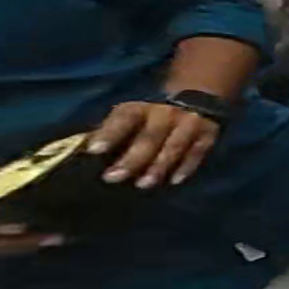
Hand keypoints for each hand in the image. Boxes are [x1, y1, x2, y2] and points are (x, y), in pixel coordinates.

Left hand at [85, 102, 220, 188]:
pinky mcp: (208, 134)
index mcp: (139, 109)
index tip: (93, 151)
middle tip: (114, 178)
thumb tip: (80, 154)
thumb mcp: (128, 120)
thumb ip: (110, 134)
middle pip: (150, 136)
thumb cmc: (149, 120)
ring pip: (174, 145)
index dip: (110, 134)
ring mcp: (190, 123)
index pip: (124, 119)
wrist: (195, 103)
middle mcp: (166, 114)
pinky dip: (187, 166)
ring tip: (144, 184)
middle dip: (133, 158)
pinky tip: (175, 180)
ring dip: (159, 166)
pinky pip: (198, 151)